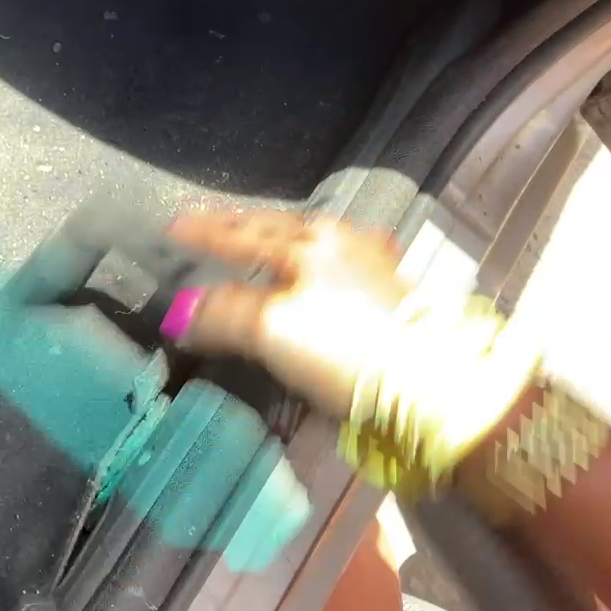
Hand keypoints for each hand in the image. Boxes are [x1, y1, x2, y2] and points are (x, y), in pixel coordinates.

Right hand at [166, 211, 409, 417]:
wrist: (438, 388)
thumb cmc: (346, 349)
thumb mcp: (270, 329)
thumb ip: (222, 313)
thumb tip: (180, 312)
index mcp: (307, 243)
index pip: (240, 234)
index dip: (203, 232)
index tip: (172, 226)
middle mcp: (339, 242)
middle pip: (275, 227)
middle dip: (239, 225)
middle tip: (208, 223)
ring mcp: (369, 263)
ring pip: (306, 242)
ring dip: (273, 240)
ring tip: (252, 241)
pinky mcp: (389, 292)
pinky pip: (331, 263)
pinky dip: (306, 261)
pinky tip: (312, 267)